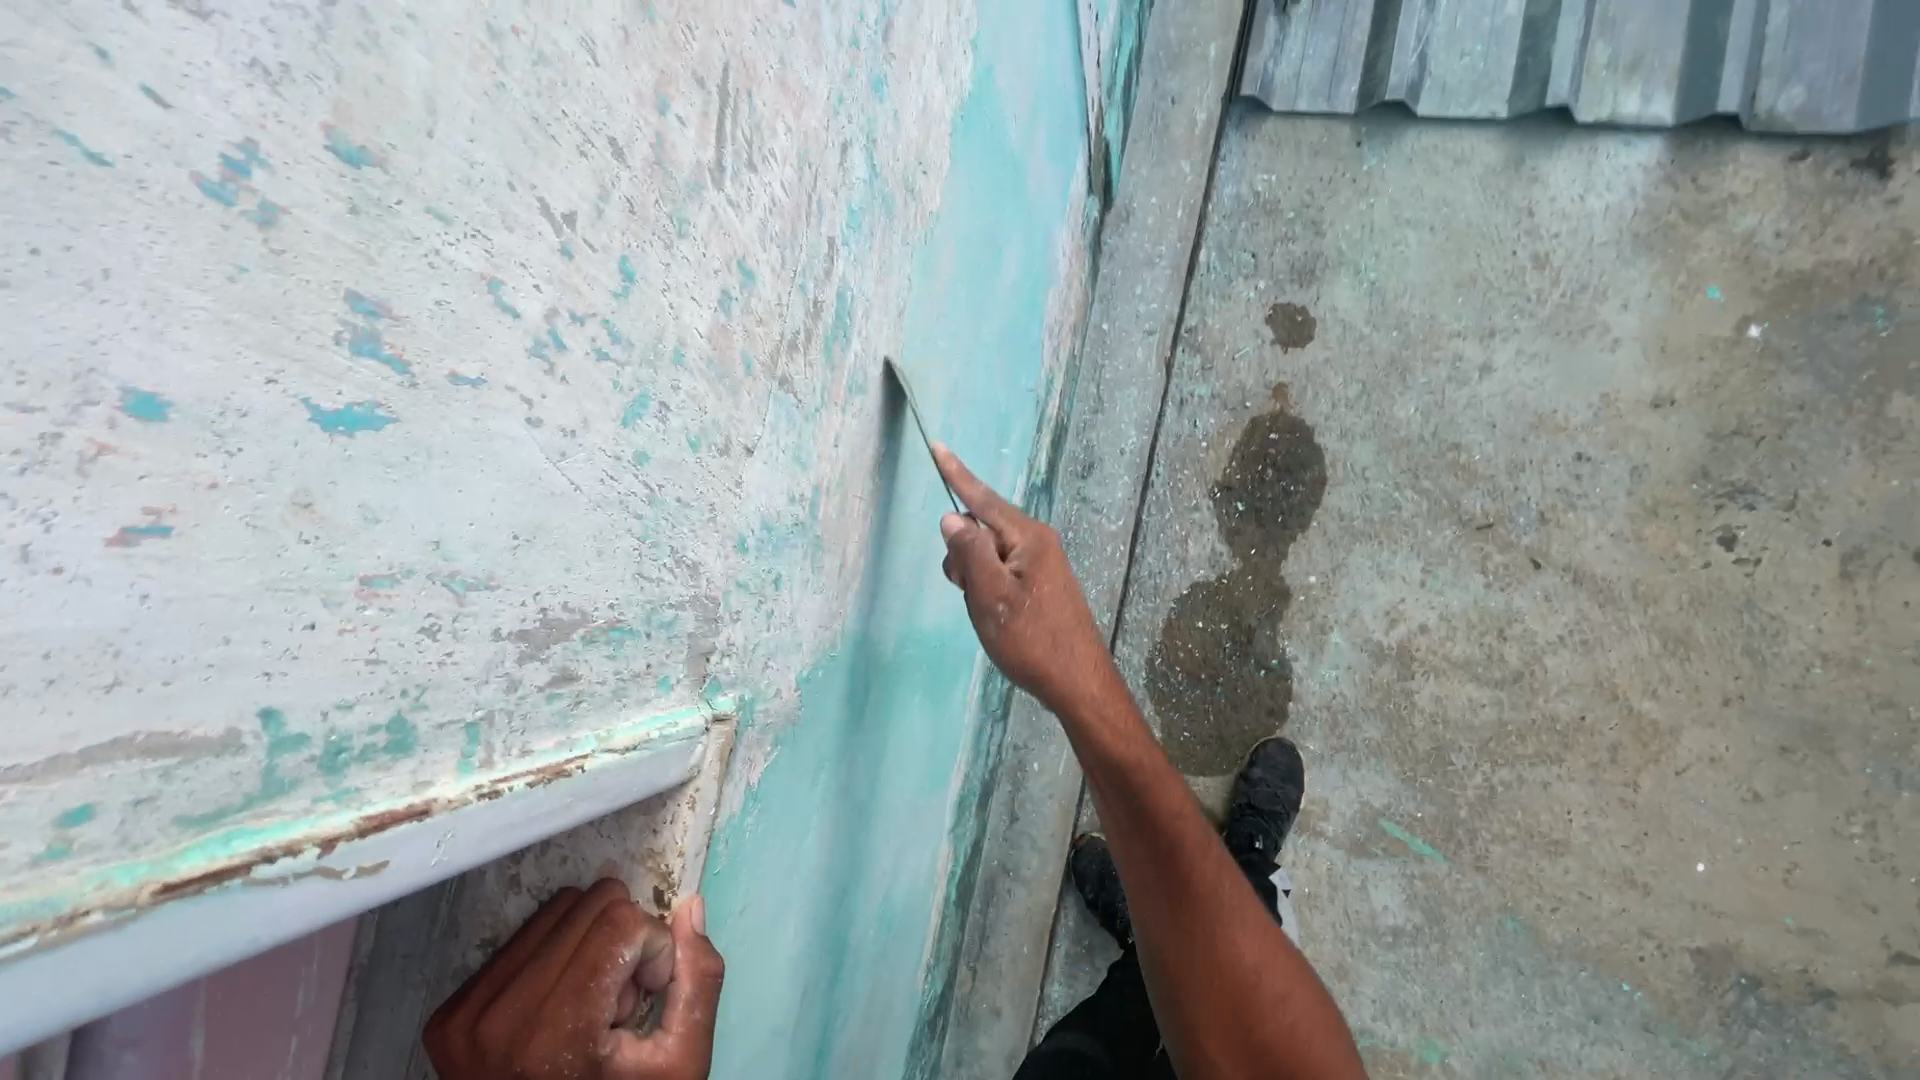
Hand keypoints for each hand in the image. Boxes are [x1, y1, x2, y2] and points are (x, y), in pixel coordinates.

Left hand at [424, 879, 724, 1079]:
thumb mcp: (680, 1063)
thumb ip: (698, 980)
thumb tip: (688, 905)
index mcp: (556, 1032)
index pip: (622, 922)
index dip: (653, 947)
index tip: (648, 994)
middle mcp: (500, 1016)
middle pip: (591, 904)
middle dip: (623, 940)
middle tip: (619, 1000)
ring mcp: (465, 1016)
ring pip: (558, 909)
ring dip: (591, 944)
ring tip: (590, 1004)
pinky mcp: (448, 1016)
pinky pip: (524, 936)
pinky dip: (557, 957)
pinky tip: (560, 1009)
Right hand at [934, 444, 1116, 713]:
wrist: (1077, 681)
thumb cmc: (1031, 640)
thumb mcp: (990, 596)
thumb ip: (969, 552)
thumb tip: (952, 516)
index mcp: (1027, 537)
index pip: (982, 498)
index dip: (956, 475)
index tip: (937, 446)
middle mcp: (1037, 541)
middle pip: (982, 527)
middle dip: (962, 553)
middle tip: (968, 592)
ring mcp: (1042, 562)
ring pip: (989, 552)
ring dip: (974, 575)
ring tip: (986, 611)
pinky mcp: (1041, 583)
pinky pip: (1002, 569)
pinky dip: (988, 586)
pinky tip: (997, 615)